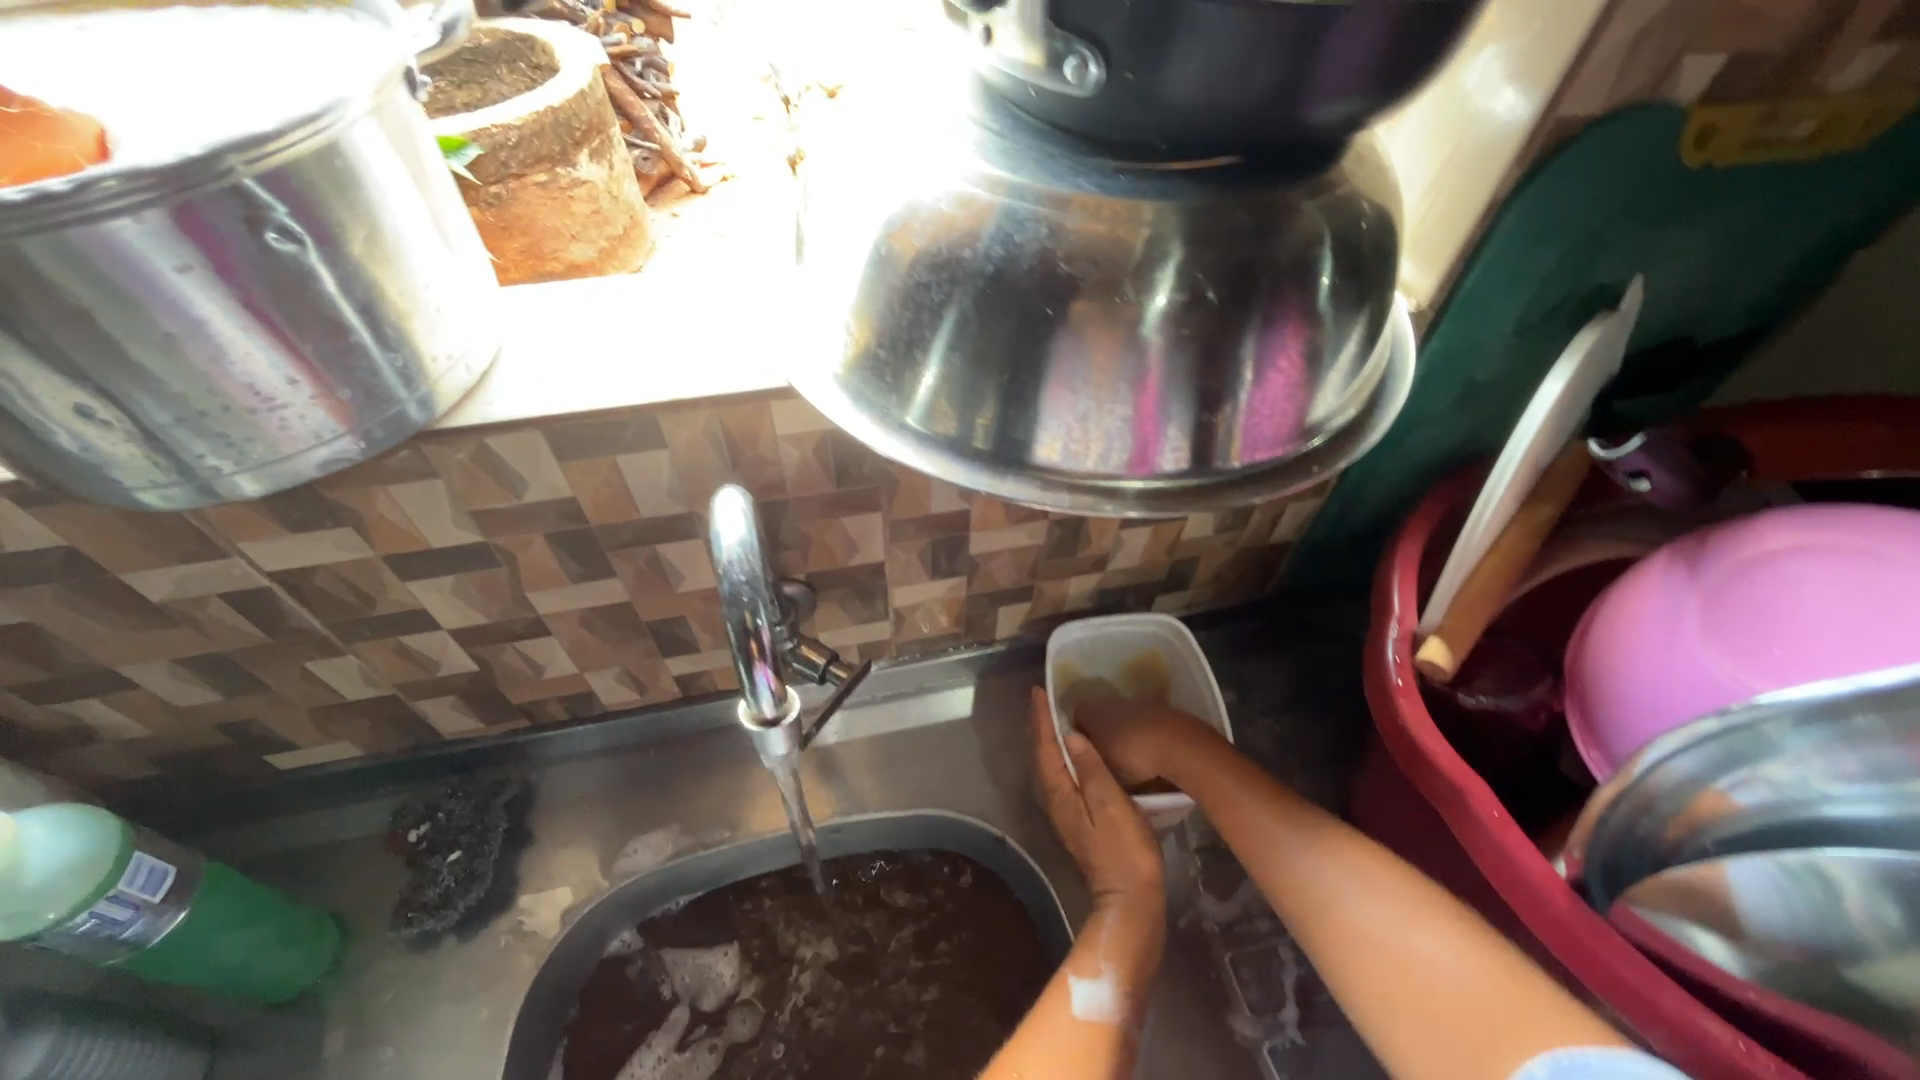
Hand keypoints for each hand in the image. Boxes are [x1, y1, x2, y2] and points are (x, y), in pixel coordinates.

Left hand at [1029, 688, 1163, 909]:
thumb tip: (1070, 735)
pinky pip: (1060, 777)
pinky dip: (1060, 758)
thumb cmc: (1124, 848)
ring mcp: (1065, 813)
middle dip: (1039, 726)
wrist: (1129, 897)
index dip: (1040, 718)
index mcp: (1060, 793)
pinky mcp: (1077, 821)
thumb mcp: (1110, 803)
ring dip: (1047, 741)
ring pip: (1049, 767)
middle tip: (1041, 699)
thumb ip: (1090, 767)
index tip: (1036, 691)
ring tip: (1052, 719)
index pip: (1044, 747)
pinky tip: (1073, 754)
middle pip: (1041, 756)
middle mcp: (1055, 801)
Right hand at [1071, 698, 1221, 790]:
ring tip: (1134, 765)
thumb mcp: (1100, 767)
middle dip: (1104, 737)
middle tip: (1107, 763)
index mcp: (1092, 710)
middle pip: (1102, 718)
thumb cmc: (1130, 757)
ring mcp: (1143, 703)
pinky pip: (1149, 726)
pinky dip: (1149, 739)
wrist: (1179, 746)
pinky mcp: (1166, 711)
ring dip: (1128, 737)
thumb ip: (1086, 761)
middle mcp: (1114, 700)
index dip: (1077, 737)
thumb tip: (1080, 757)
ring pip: (1128, 721)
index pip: (1076, 717)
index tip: (1082, 757)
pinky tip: (1155, 760)